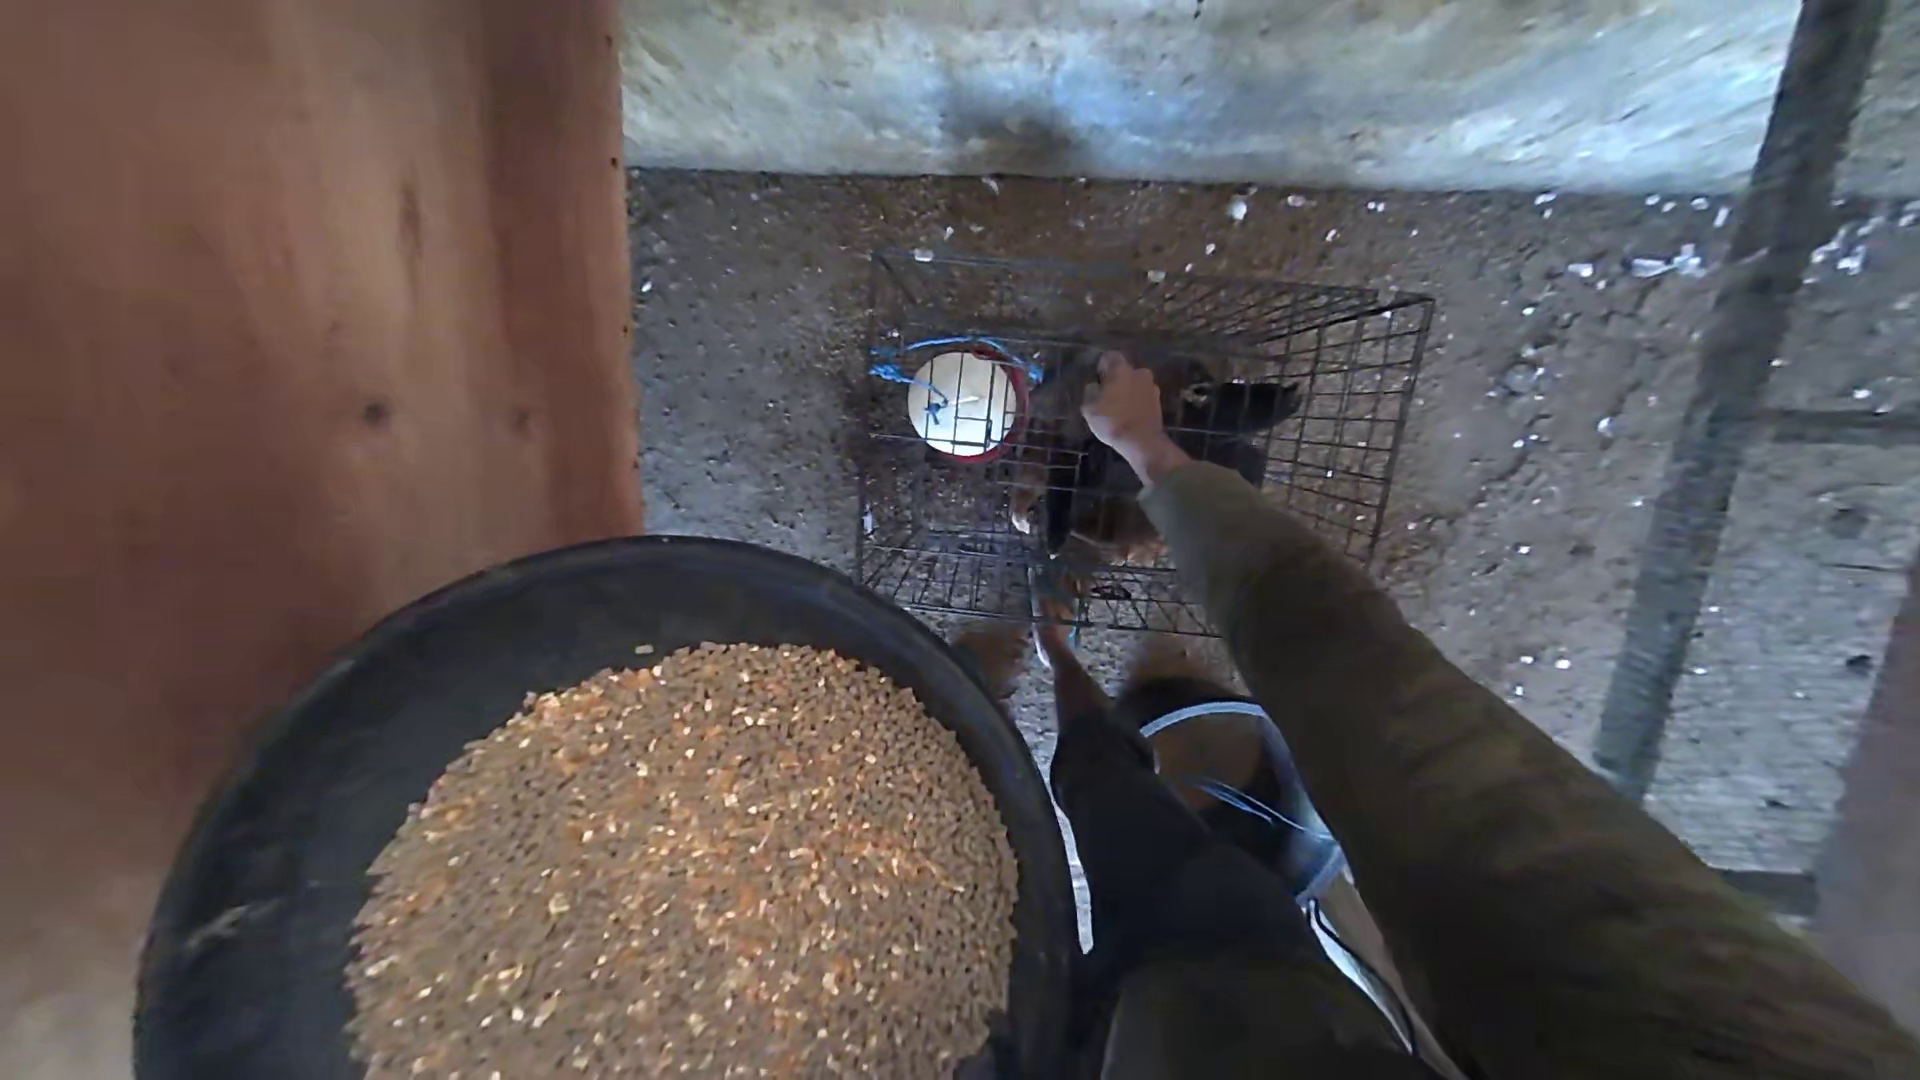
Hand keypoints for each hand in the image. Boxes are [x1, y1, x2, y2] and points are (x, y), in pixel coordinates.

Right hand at [1081, 352, 1191, 485]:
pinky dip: (1137, 401)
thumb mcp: (1089, 407)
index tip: (1097, 379)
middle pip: (1124, 371)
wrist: (1141, 440)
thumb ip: (1090, 391)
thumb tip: (1095, 386)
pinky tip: (1130, 414)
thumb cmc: (1112, 421)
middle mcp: (1139, 372)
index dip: (1101, 367)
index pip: (1109, 357)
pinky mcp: (1158, 401)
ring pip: (1135, 383)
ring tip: (1119, 407)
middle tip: (1107, 395)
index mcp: (1120, 369)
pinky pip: (1143, 396)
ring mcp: (1151, 386)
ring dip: (1128, 390)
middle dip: (1116, 380)